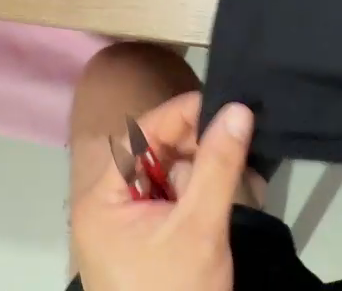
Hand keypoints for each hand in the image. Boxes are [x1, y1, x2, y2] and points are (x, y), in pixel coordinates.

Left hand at [70, 93, 254, 290]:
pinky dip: (195, 189)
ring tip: (231, 168)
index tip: (223, 103)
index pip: (139, 135)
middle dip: (192, 143)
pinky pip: (169, 196)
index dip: (181, 114)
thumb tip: (239, 109)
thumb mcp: (200, 227)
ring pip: (165, 171)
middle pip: (152, 150)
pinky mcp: (144, 237)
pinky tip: (219, 192)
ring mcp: (124, 223)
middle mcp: (106, 204)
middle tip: (233, 136)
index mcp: (101, 199)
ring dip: (198, 166)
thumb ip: (218, 165)